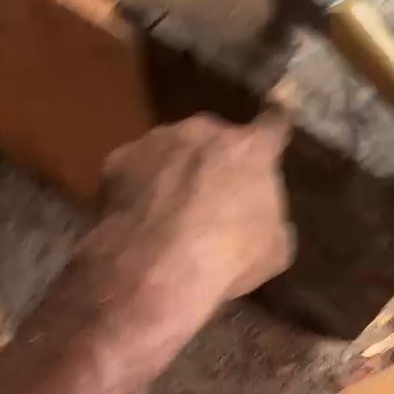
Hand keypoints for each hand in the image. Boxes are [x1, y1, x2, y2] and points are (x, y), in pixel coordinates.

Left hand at [83, 112, 295, 329]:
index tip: (275, 123)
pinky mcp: (117, 161)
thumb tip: (261, 217)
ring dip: (174, 172)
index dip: (274, 127)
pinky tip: (140, 218)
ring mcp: (155, 142)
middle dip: (215, 162)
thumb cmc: (228, 259)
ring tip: (169, 212)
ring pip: (171, 151)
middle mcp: (202, 132)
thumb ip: (271, 219)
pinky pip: (136, 170)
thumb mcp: (275, 250)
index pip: (273, 123)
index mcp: (249, 150)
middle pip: (214, 139)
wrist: (156, 269)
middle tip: (212, 198)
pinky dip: (140, 188)